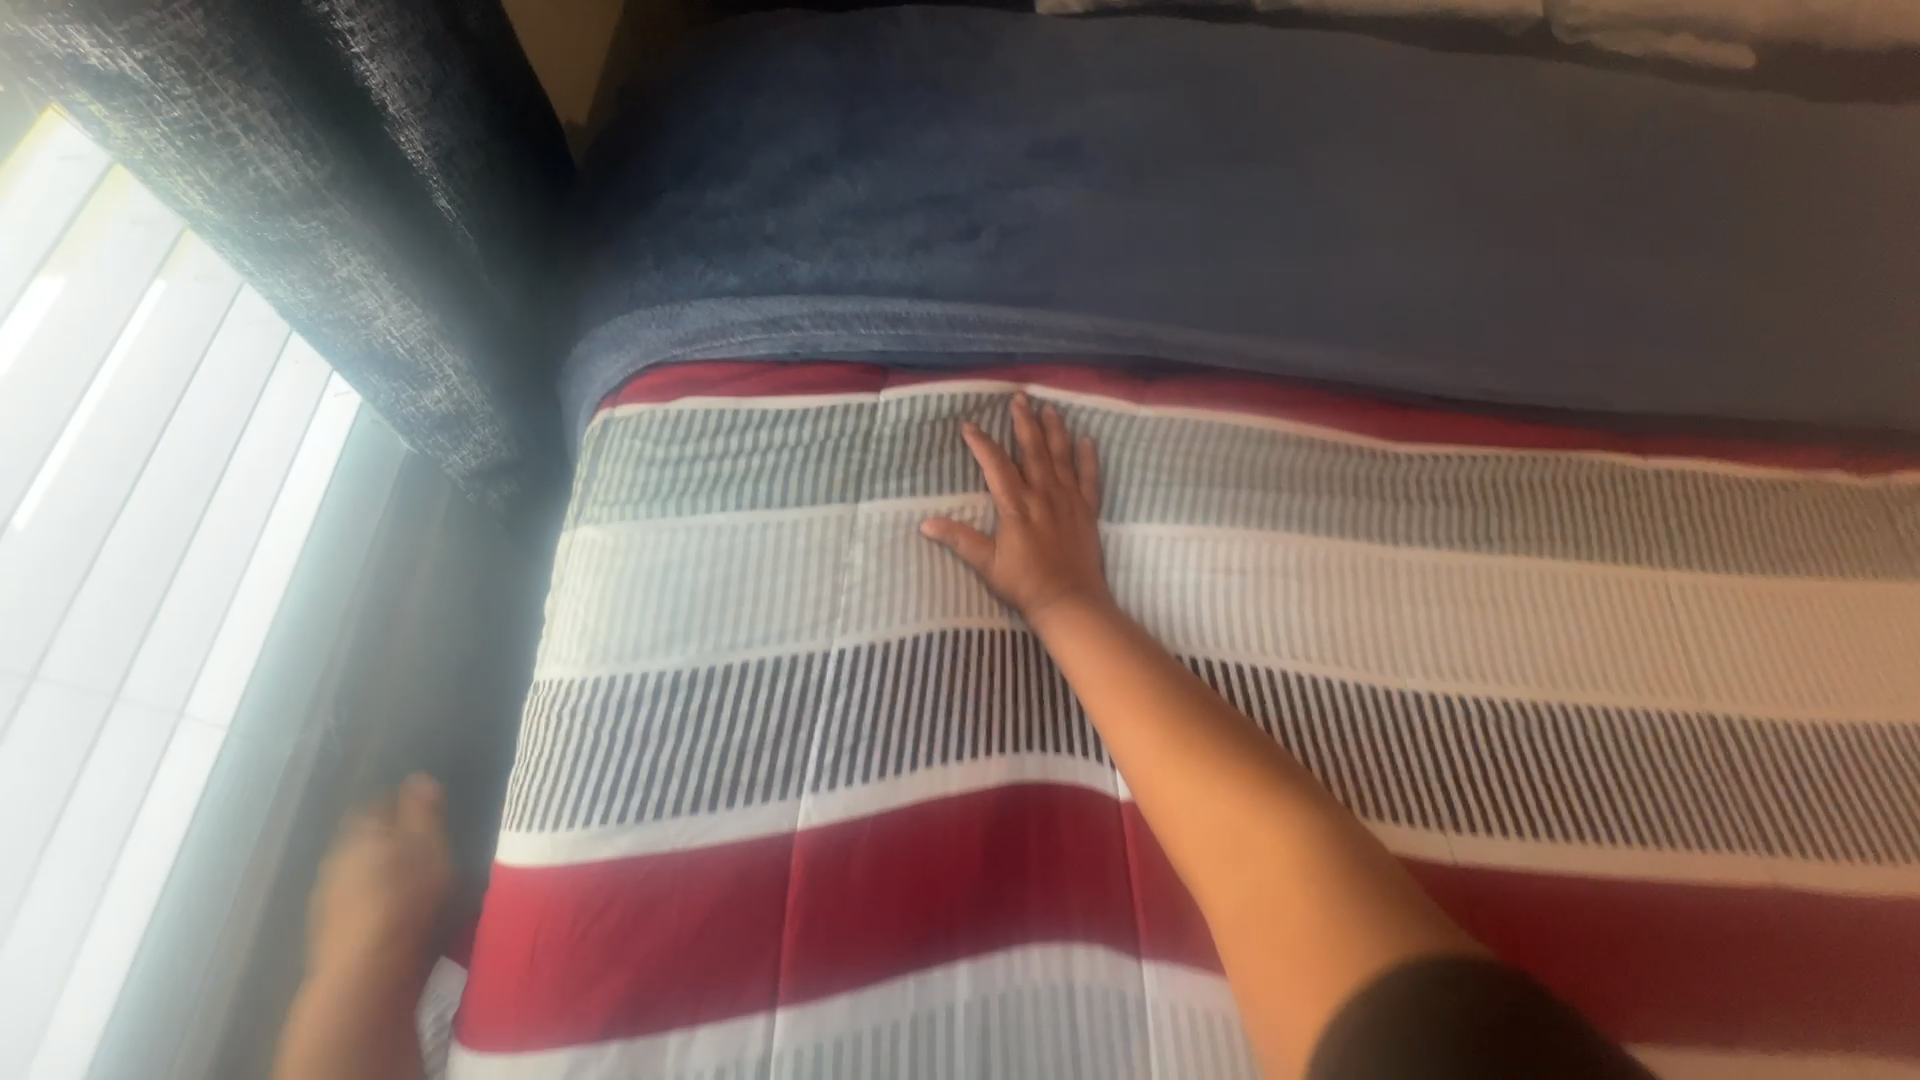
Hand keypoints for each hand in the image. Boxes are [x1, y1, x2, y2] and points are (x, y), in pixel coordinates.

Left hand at [306, 773, 452, 989]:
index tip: (426, 805)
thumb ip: (424, 812)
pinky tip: (392, 903)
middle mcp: (338, 857)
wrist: (365, 973)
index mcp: (363, 833)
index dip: (401, 800)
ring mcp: (328, 894)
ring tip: (411, 873)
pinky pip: (355, 895)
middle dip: (390, 833)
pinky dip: (374, 891)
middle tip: (423, 838)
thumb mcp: (430, 848)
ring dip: (381, 865)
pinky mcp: (329, 926)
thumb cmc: (408, 900)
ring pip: (358, 866)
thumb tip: (420, 777)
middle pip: (365, 835)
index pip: (377, 803)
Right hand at [922, 392, 1112, 623]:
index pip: (995, 465)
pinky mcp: (1087, 510)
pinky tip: (1087, 439)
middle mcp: (1043, 494)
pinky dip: (1088, 457)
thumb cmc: (1024, 584)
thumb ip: (959, 539)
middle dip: (1023, 422)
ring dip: (1055, 430)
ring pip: (1061, 456)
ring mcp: (1068, 499)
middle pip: (1032, 450)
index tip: (969, 425)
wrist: (1069, 600)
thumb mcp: (986, 564)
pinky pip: (1089, 477)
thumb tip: (925, 524)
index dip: (981, 443)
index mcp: (1015, 505)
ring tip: (1049, 408)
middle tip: (1019, 398)